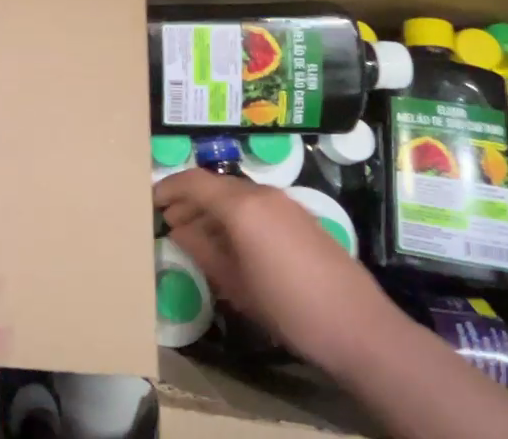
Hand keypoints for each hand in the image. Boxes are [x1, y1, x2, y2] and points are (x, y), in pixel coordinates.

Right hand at [154, 170, 402, 373]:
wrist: (357, 327)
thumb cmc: (286, 306)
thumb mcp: (234, 282)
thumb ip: (202, 249)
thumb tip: (179, 229)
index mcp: (241, 205)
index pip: (193, 181)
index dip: (167, 188)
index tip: (149, 201)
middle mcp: (263, 194)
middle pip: (215, 185)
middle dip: (189, 200)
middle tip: (169, 220)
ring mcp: (287, 204)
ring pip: (237, 195)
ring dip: (213, 209)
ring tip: (196, 235)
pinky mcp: (303, 218)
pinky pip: (258, 206)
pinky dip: (237, 216)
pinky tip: (232, 244)